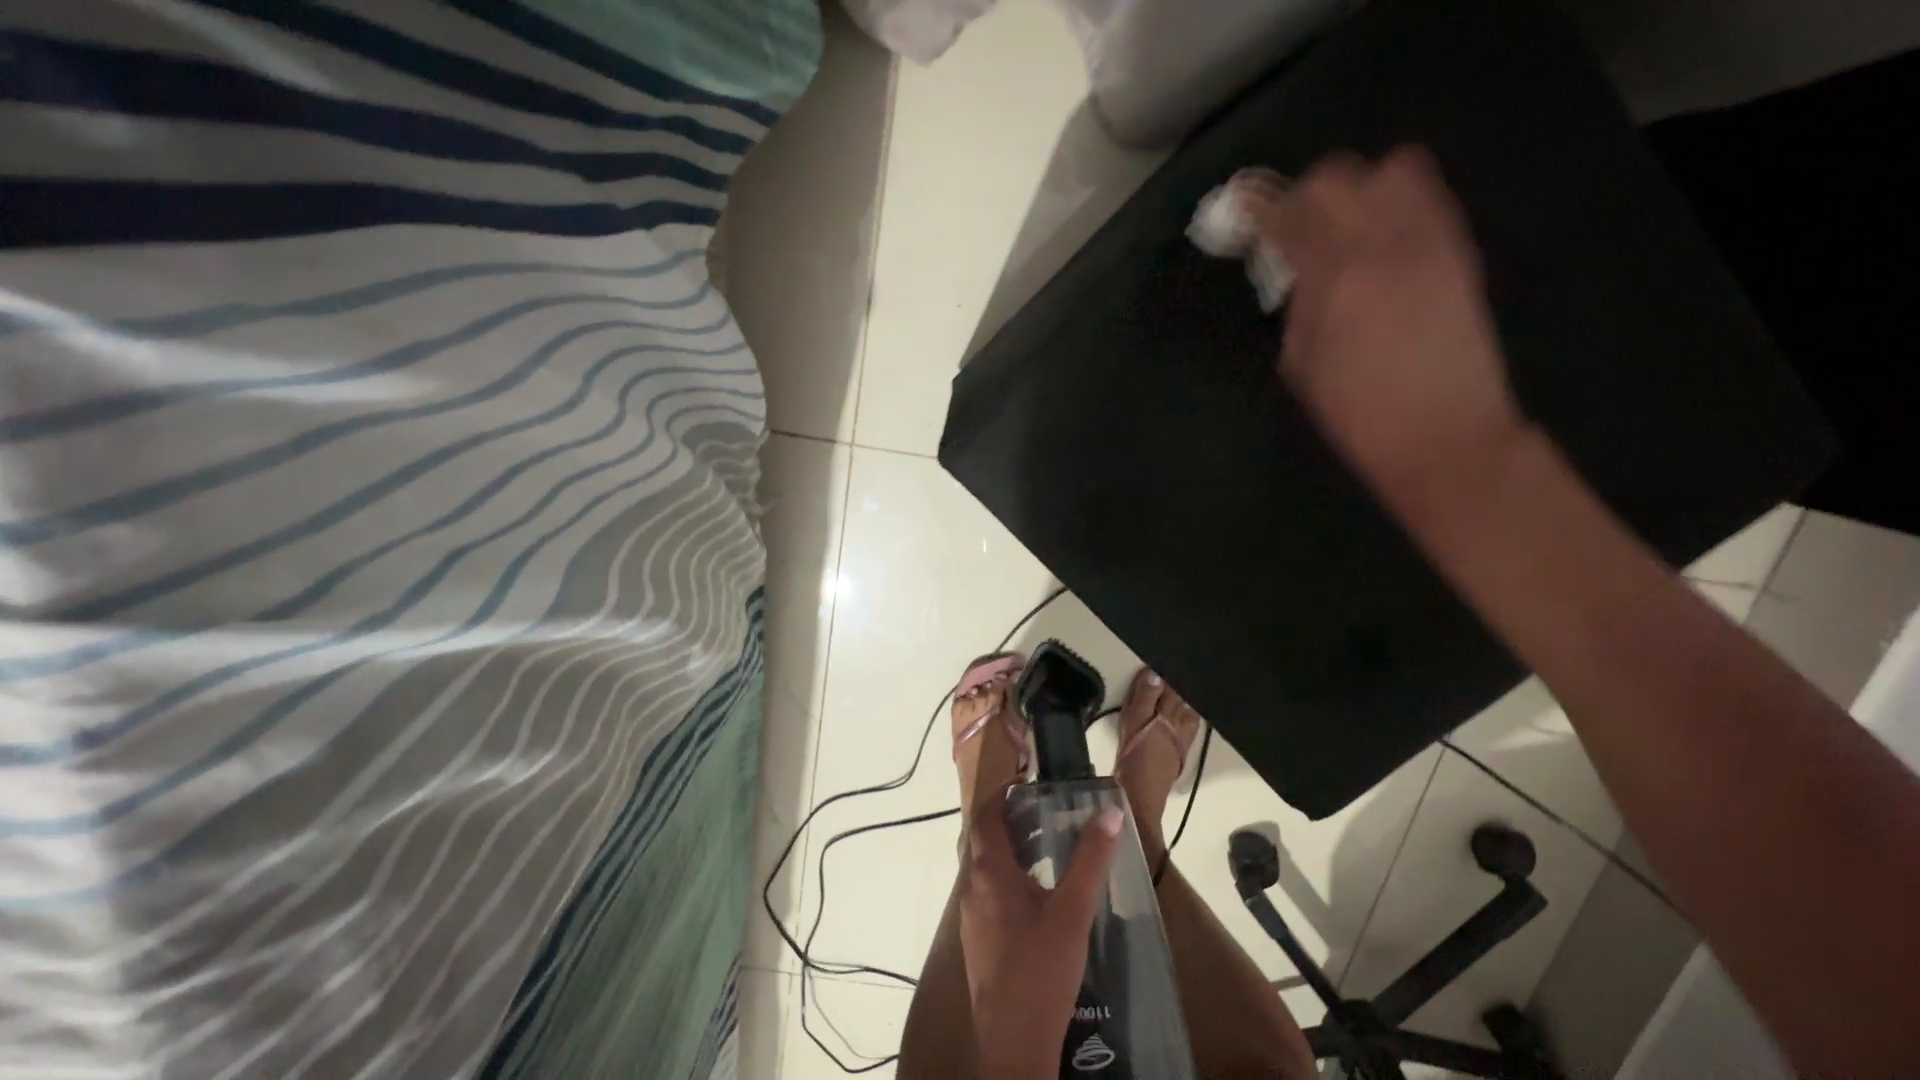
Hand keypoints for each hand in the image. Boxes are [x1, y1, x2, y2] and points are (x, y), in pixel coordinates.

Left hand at [959, 789, 1124, 1079]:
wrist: (1014, 1038)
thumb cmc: (1042, 968)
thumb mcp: (1073, 910)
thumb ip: (1090, 859)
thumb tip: (1110, 812)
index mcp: (989, 874)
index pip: (985, 818)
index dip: (1000, 796)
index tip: (1024, 783)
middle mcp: (972, 890)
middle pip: (984, 843)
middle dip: (1011, 823)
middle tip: (1045, 813)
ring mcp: (972, 919)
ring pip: (986, 871)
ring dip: (1011, 853)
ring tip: (1047, 849)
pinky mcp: (978, 942)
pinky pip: (989, 895)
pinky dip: (1009, 880)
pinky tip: (1039, 898)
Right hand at [1245, 147, 1528, 502]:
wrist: (1446, 435)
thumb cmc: (1359, 414)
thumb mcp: (1301, 362)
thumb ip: (1297, 302)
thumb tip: (1294, 269)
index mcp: (1334, 278)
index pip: (1287, 214)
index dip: (1257, 208)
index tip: (1243, 212)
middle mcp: (1384, 243)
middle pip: (1337, 176)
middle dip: (1306, 196)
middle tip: (1296, 227)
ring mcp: (1429, 240)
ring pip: (1393, 167)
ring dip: (1360, 188)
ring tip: (1348, 225)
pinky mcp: (1459, 249)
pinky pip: (1429, 194)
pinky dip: (1398, 201)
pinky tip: (1384, 238)